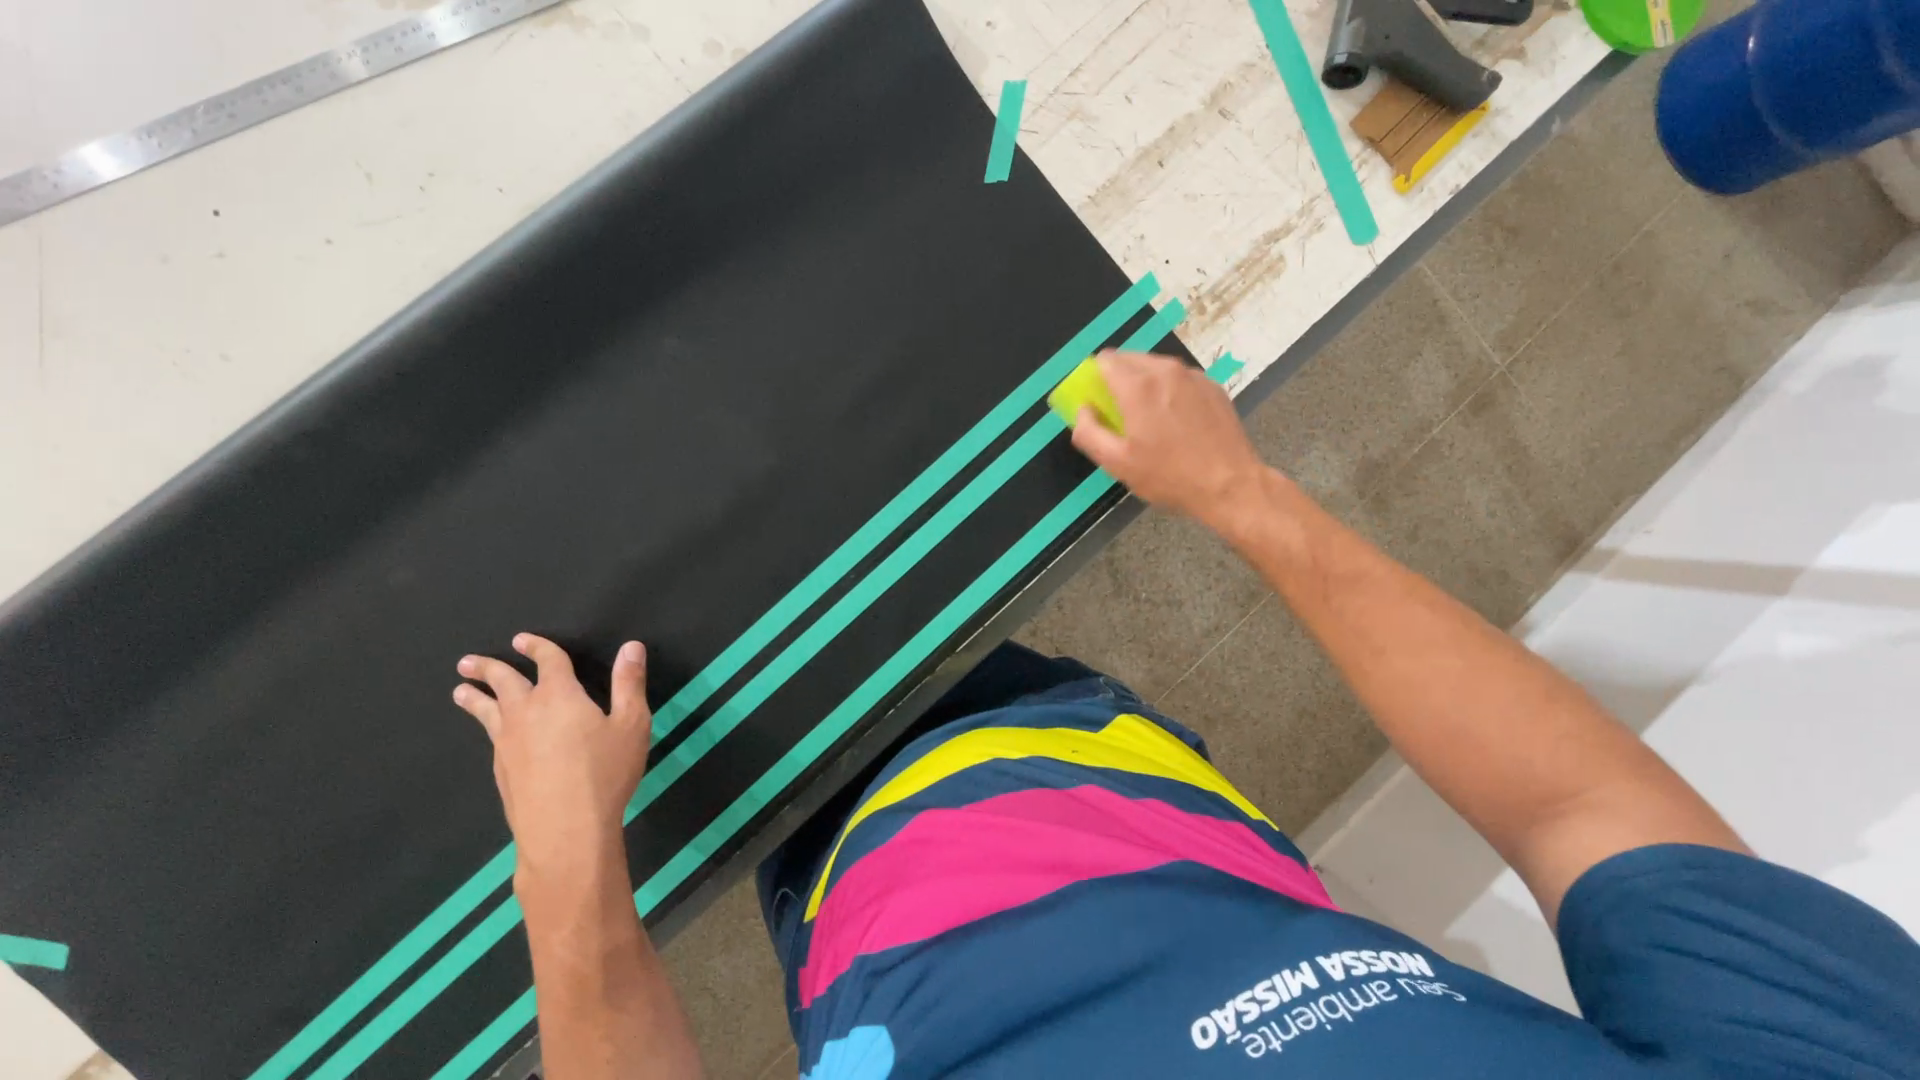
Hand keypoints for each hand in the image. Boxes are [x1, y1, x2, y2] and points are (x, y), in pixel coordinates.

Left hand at [453, 634, 650, 882]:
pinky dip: (486, 726)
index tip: (522, 639)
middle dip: (488, 668)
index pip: (547, 661)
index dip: (536, 647)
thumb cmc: (605, 773)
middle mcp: (526, 713)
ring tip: (460, 690)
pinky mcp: (501, 770)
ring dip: (473, 696)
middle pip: (502, 682)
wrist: (564, 829)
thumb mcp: (631, 725)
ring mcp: (508, 743)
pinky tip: (492, 733)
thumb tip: (631, 647)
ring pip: (486, 711)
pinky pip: (491, 737)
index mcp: (559, 695)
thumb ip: (629, 684)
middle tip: (468, 662)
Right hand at [1069, 351, 1271, 530]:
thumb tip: (1083, 410)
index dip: (1096, 376)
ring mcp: (1193, 376)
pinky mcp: (1212, 386)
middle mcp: (1165, 371)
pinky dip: (1170, 390)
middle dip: (1119, 379)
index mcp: (1138, 387)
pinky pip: (1180, 378)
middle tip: (1121, 412)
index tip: (1098, 399)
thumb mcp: (1117, 463)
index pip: (1106, 360)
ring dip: (1145, 383)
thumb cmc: (1169, 476)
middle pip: (1130, 359)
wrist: (1229, 484)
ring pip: (1156, 367)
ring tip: (1150, 418)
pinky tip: (1177, 420)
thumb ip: (1089, 432)